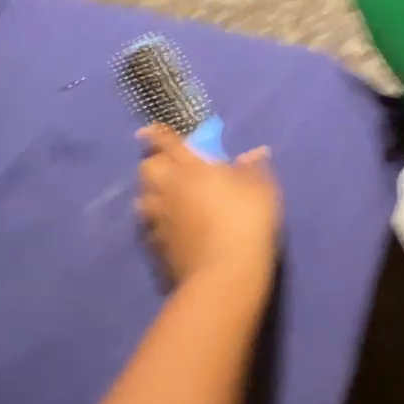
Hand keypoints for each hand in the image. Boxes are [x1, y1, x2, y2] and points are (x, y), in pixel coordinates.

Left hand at [135, 126, 281, 285]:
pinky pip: (147, 226)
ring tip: (161, 194)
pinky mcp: (157, 247)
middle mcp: (170, 191)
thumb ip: (254, 169)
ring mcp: (160, 220)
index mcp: (193, 170)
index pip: (170, 145)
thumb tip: (254, 153)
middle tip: (163, 163)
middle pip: (147, 169)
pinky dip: (152, 220)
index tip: (147, 130)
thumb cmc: (246, 221)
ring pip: (141, 198)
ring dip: (149, 192)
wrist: (224, 273)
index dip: (159, 135)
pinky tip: (163, 224)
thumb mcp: (261, 189)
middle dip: (151, 162)